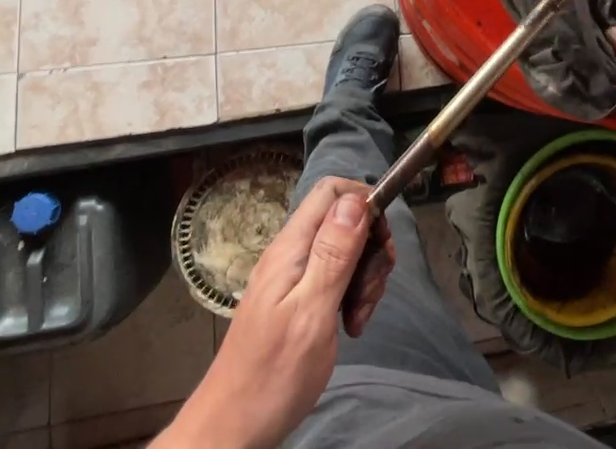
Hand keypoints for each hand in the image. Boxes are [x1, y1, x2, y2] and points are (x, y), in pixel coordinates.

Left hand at [156, 177, 395, 448]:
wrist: (233, 428)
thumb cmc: (274, 374)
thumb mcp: (311, 312)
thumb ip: (333, 254)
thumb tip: (356, 199)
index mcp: (291, 248)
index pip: (331, 191)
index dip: (365, 202)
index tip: (382, 240)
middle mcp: (291, 253)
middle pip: (345, 220)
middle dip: (370, 249)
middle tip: (370, 289)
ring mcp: (294, 277)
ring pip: (346, 250)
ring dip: (364, 277)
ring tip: (358, 316)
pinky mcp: (298, 299)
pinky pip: (336, 278)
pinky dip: (352, 296)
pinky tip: (350, 325)